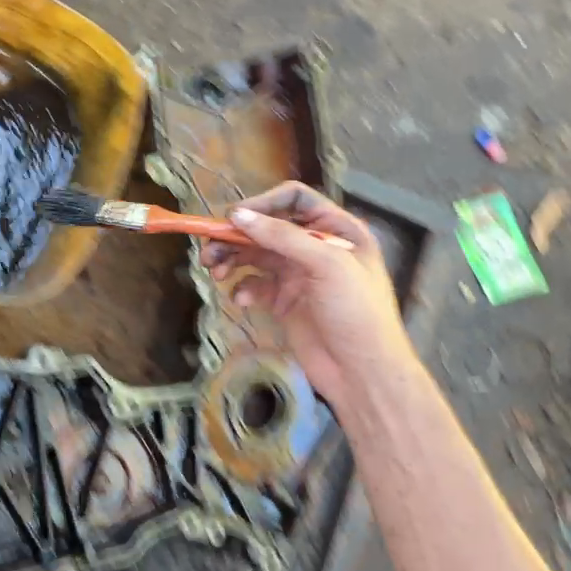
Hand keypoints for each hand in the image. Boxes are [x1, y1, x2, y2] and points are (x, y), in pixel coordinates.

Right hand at [201, 182, 419, 415]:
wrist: (362, 372)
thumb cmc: (356, 311)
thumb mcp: (326, 265)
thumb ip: (281, 236)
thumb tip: (236, 215)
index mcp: (336, 229)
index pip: (294, 198)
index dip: (263, 203)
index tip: (233, 218)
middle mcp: (315, 246)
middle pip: (265, 227)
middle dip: (236, 237)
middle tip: (208, 250)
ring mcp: (298, 274)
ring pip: (254, 255)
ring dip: (231, 260)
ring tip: (214, 273)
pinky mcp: (284, 299)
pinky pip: (255, 284)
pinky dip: (243, 288)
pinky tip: (243, 301)